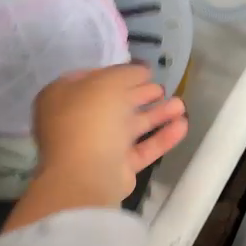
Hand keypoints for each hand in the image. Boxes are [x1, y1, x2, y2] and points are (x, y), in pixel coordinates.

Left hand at [1, 64, 187, 231]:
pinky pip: (142, 148)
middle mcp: (77, 120)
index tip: (143, 71)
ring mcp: (97, 145)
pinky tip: (182, 125)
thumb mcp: (108, 83)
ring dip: (156, 114)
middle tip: (162, 88)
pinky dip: (161, 137)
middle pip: (114, 103)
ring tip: (180, 105)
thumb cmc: (90, 119)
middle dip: (141, 94)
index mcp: (63, 97)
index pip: (92, 79)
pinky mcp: (116, 166)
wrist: (86, 174)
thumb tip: (141, 72)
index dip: (118, 73)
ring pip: (131, 126)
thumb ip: (127, 72)